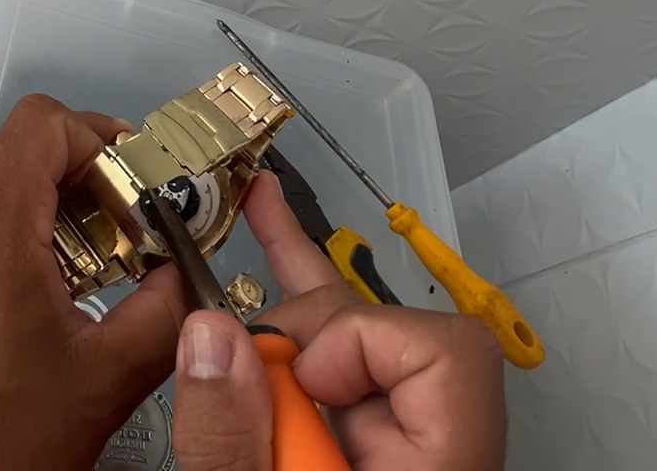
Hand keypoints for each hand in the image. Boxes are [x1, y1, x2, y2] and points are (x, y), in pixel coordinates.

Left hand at [0, 94, 185, 470]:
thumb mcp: (102, 379)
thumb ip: (163, 313)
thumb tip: (185, 277)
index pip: (43, 123)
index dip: (97, 134)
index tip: (134, 173)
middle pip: (24, 148)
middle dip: (87, 175)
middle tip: (128, 222)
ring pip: (1, 182)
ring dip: (56, 206)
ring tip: (98, 262)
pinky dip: (24, 231)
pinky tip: (55, 288)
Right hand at [173, 172, 505, 470]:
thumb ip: (231, 444)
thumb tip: (210, 329)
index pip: (446, 357)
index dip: (368, 340)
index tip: (302, 373)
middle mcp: (424, 453)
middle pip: (385, 333)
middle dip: (304, 324)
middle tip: (238, 343)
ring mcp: (389, 443)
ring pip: (349, 332)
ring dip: (289, 295)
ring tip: (256, 209)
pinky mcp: (355, 439)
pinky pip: (327, 351)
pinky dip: (290, 300)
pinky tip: (270, 226)